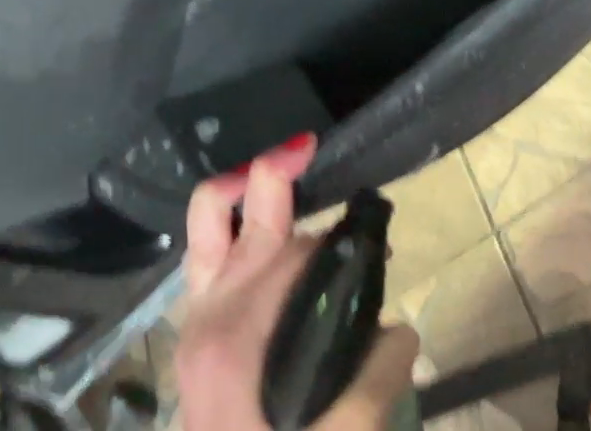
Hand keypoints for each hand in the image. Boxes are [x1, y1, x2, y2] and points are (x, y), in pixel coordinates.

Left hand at [176, 137, 420, 430]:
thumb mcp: (347, 429)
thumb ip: (381, 369)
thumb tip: (397, 328)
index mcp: (234, 335)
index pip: (282, 245)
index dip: (315, 213)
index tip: (337, 183)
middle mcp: (204, 319)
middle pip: (236, 221)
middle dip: (281, 187)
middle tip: (341, 202)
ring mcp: (193, 329)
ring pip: (207, 234)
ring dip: (249, 202)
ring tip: (302, 197)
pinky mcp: (197, 343)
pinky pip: (212, 266)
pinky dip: (245, 239)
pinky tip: (290, 258)